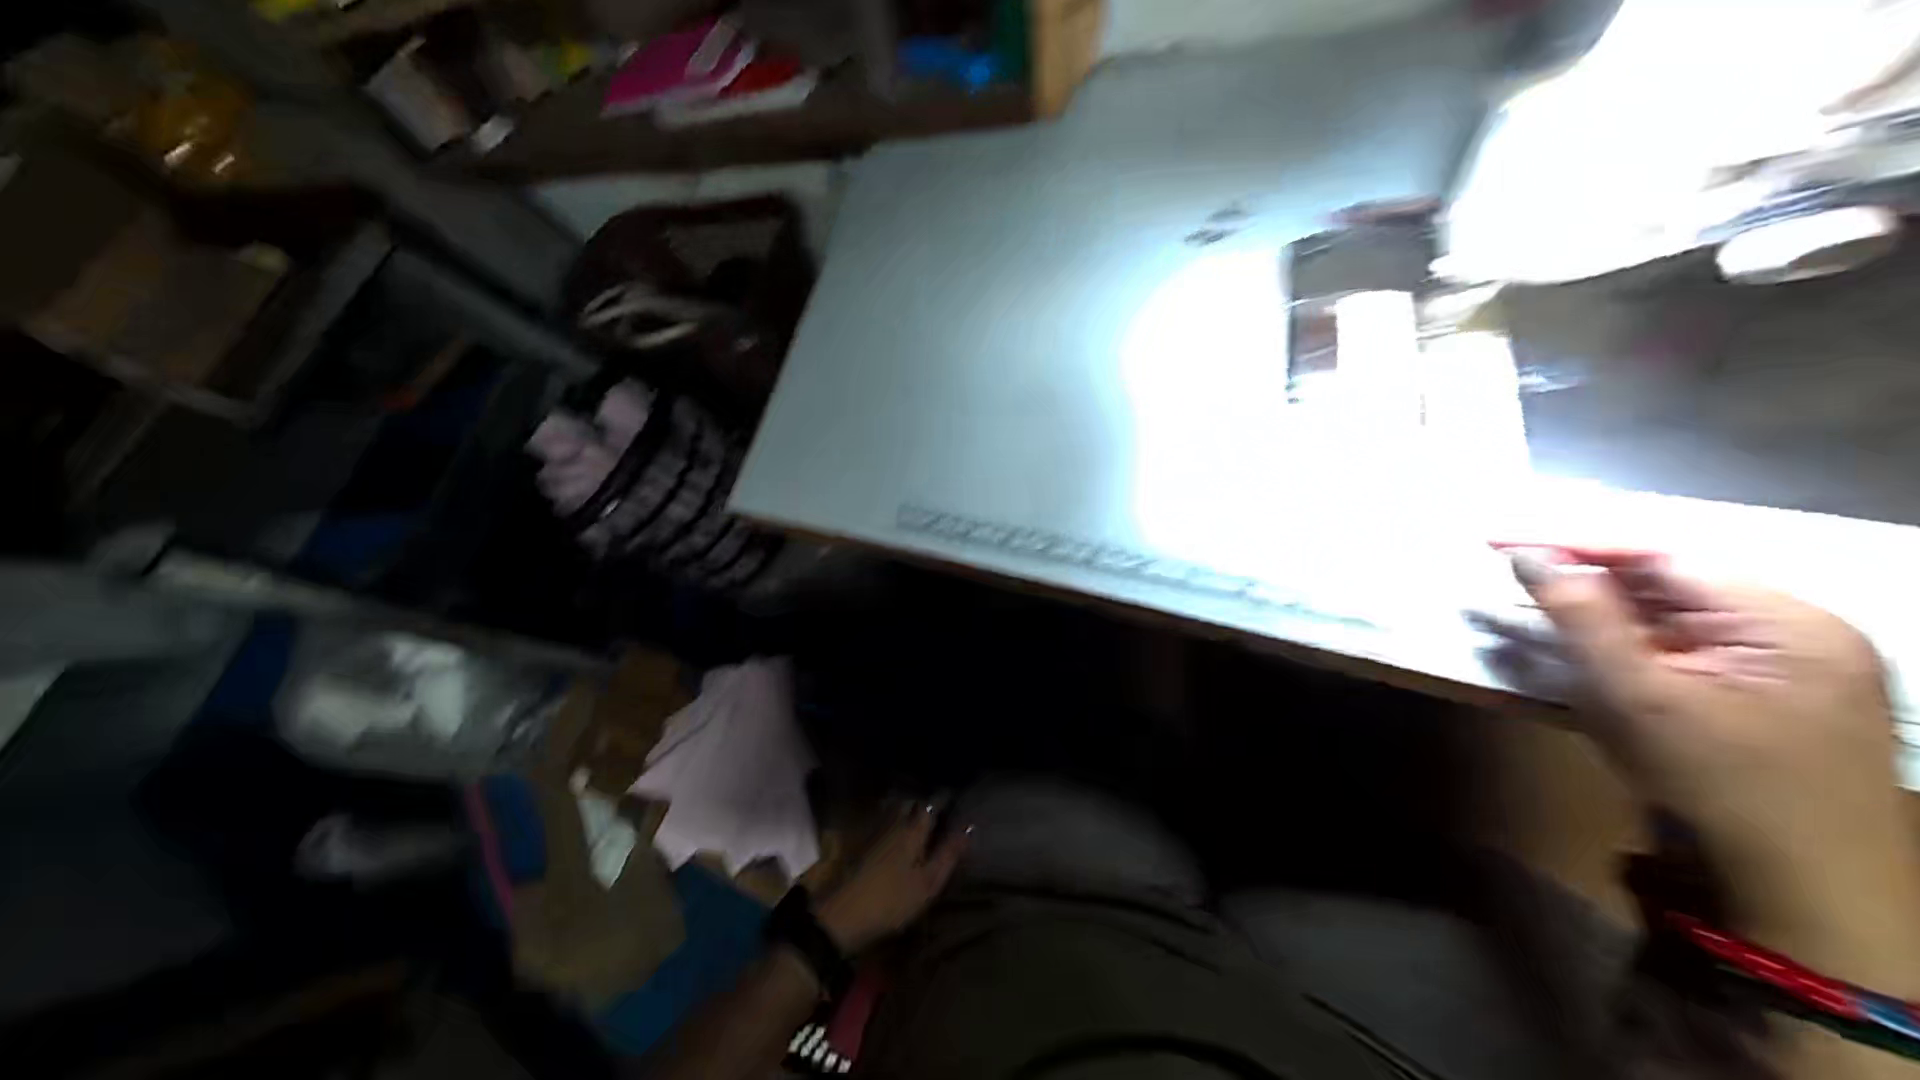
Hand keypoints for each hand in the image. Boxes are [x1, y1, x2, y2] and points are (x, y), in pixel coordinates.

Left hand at [814, 805, 967, 954]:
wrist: (843, 914)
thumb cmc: (892, 900)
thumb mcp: (928, 882)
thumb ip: (948, 854)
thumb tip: (969, 827)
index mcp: (912, 829)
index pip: (931, 804)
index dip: (943, 799)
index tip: (955, 799)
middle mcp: (893, 822)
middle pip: (910, 802)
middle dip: (923, 802)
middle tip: (937, 809)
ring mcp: (874, 831)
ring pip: (893, 809)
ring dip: (906, 808)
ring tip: (919, 817)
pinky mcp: (860, 843)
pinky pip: (880, 820)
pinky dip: (891, 820)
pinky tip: (895, 832)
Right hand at [1503, 545, 1919, 991]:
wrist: (1806, 888)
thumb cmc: (1718, 783)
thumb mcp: (1636, 695)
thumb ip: (1581, 616)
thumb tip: (1528, 554)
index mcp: (1783, 619)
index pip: (1657, 555)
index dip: (1572, 542)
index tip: (1498, 540)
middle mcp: (1800, 626)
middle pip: (1667, 580)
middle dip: (1586, 577)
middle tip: (1513, 575)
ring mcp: (1796, 659)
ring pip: (1675, 612)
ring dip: (1605, 611)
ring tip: (1538, 609)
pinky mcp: (1778, 689)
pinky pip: (1690, 643)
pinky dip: (1634, 640)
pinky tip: (1596, 647)